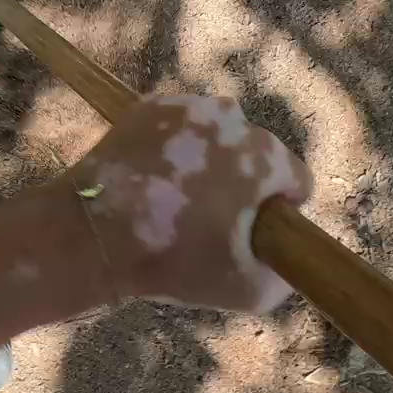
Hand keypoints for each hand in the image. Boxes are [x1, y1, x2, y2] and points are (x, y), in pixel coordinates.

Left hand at [63, 95, 310, 312]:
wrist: (98, 230)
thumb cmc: (177, 260)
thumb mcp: (251, 289)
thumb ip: (283, 267)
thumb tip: (282, 249)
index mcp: (262, 155)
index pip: (295, 177)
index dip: (282, 206)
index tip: (257, 227)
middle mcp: (228, 117)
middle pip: (256, 150)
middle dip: (246, 177)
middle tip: (216, 213)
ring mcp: (185, 104)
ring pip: (216, 131)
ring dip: (211, 154)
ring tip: (183, 192)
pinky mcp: (149, 103)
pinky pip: (180, 123)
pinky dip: (176, 142)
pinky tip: (157, 174)